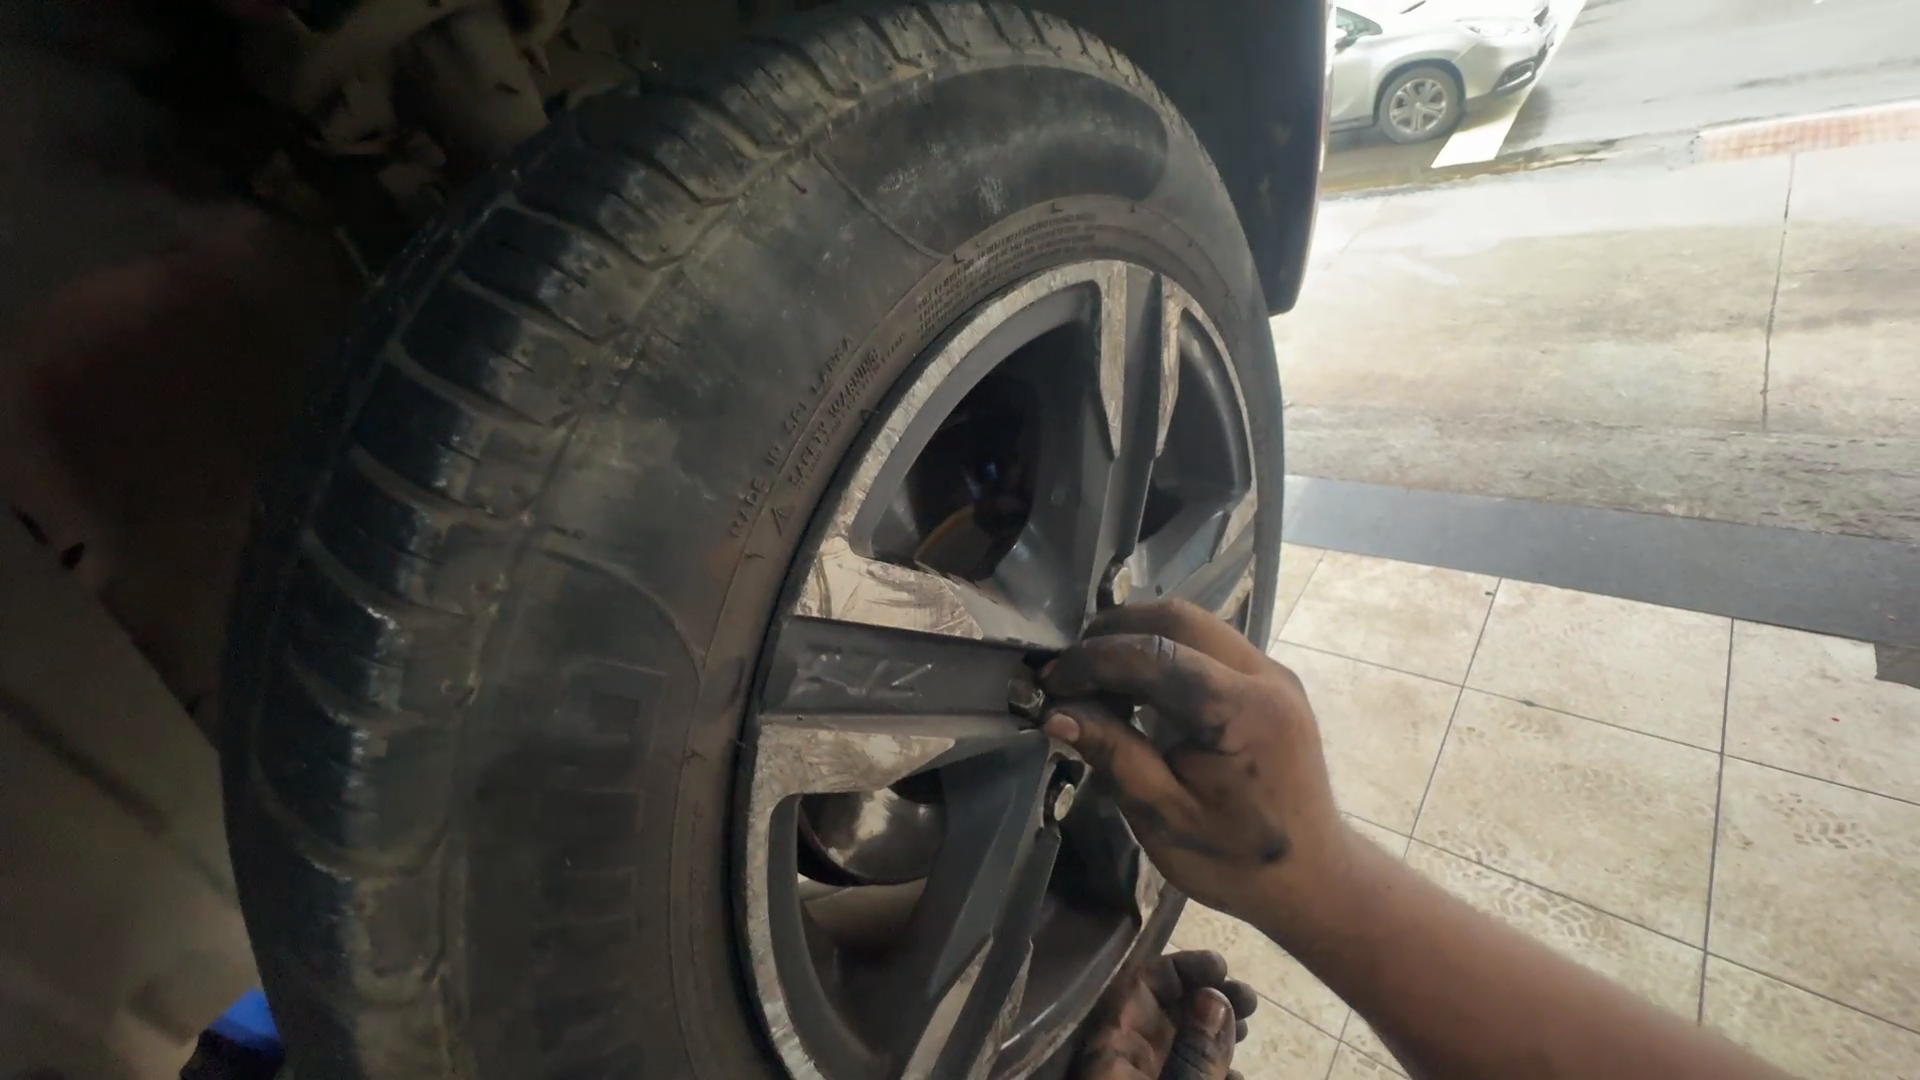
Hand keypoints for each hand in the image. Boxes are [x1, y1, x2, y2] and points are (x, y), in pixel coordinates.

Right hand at [1040, 600, 1347, 924]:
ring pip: (1191, 621)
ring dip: (1135, 635)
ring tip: (1095, 674)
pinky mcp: (1267, 678)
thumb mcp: (1165, 817)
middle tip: (1070, 669)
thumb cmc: (1237, 860)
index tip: (1052, 683)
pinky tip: (1134, 683)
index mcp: (1244, 713)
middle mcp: (1265, 676)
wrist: (1314, 879)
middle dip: (1112, 633)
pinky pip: (1206, 640)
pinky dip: (1161, 648)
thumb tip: (1056, 712)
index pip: (1156, 657)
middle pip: (1176, 618)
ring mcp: (1271, 671)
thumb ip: (1114, 755)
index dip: (1094, 662)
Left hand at [1074, 950, 1255, 1079]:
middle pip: (1164, 1013)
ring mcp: (1137, 1078)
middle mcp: (1121, 1059)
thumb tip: (1215, 997)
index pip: (1140, 984)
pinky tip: (1238, 1075)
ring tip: (1249, 1028)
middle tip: (1249, 1000)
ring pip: (1177, 1046)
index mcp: (1110, 1047)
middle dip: (1207, 999)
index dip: (1182, 968)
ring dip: (1215, 1034)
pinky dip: (1210, 1071)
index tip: (1223, 965)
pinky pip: (1179, 1075)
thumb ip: (1194, 1055)